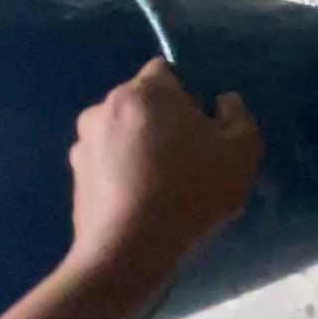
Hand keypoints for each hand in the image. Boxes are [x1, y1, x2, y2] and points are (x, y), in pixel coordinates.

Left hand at [65, 59, 261, 277]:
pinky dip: (129, 165)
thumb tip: (221, 102)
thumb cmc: (195, 187)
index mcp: (146, 93)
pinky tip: (151, 192)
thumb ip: (237, 113)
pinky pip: (112, 157)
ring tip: (173, 173)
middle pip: (145, 99)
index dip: (192, 87)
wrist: (131, 250)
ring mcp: (83, 144)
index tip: (209, 115)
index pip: (167, 68)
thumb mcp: (243, 145)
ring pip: (126, 129)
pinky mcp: (74, 176)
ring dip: (147, 141)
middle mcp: (104, 109)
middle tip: (197, 145)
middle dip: (168, 114)